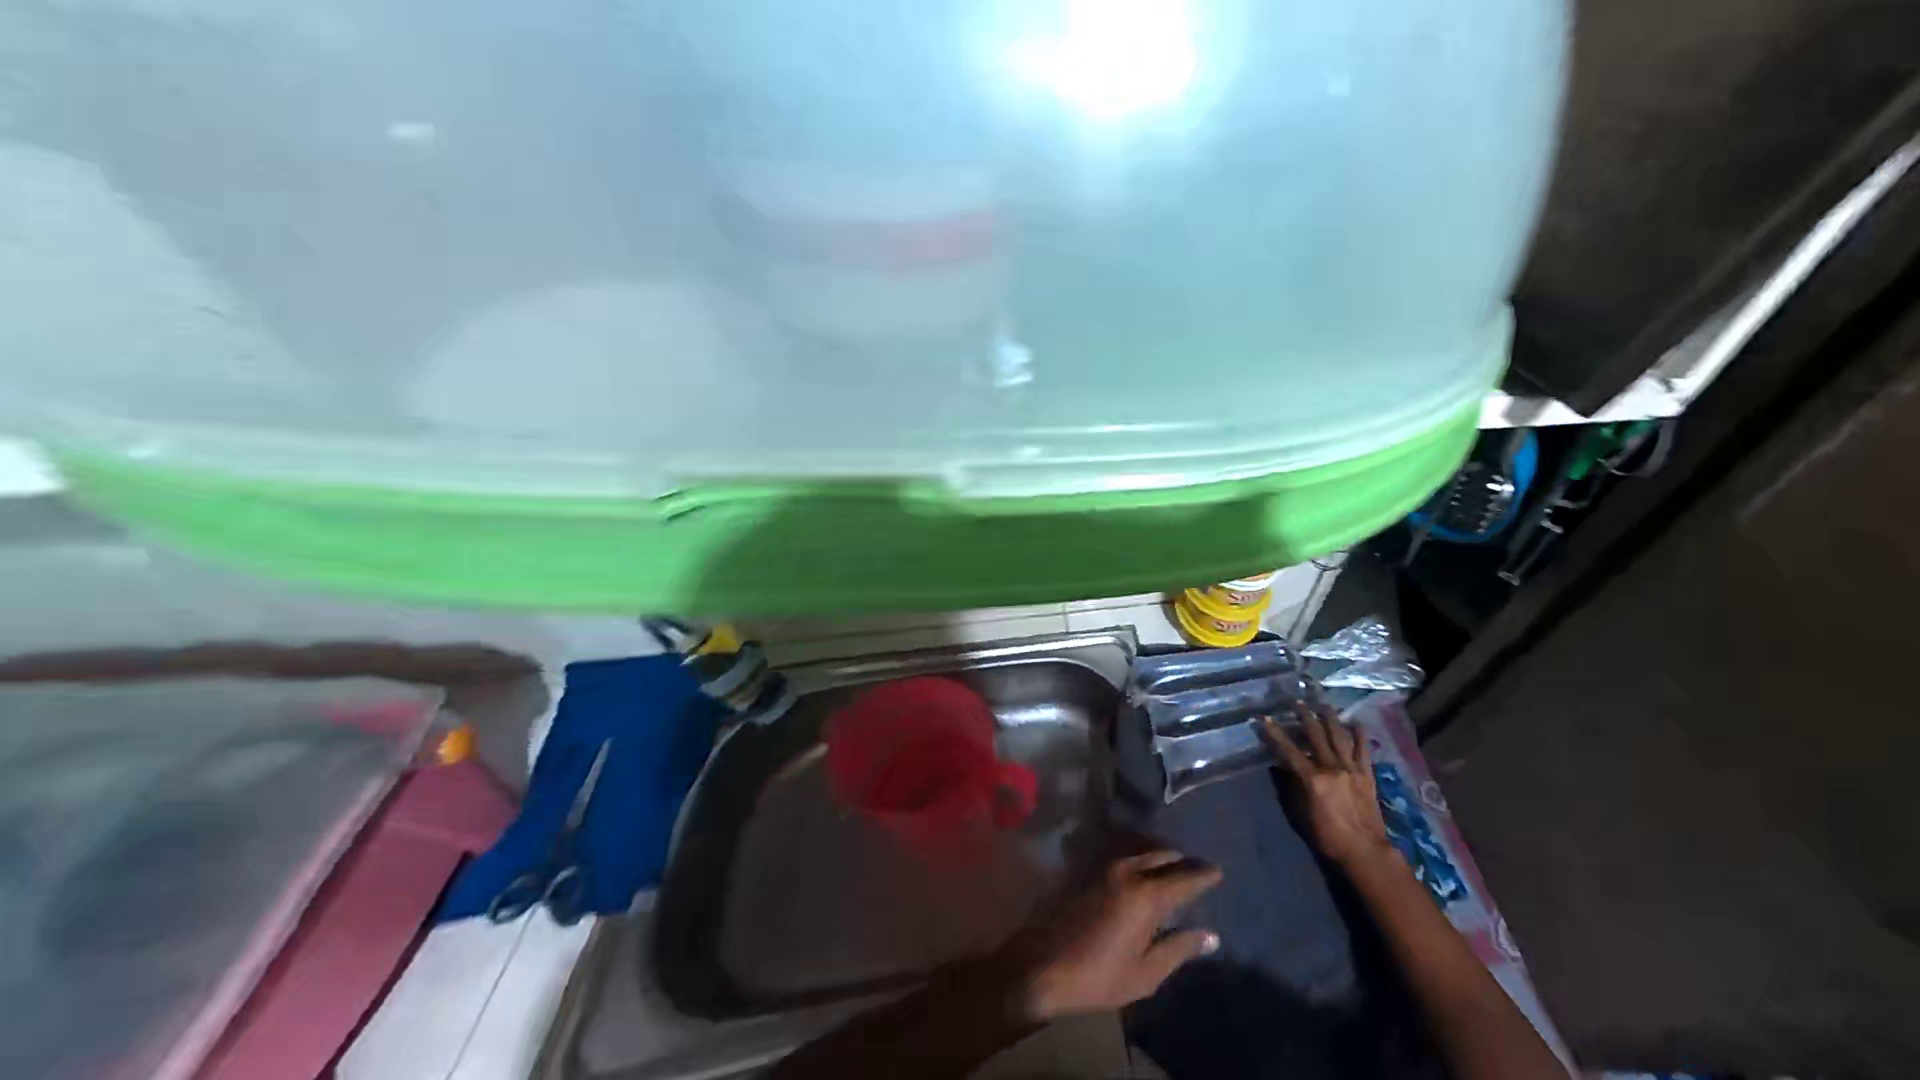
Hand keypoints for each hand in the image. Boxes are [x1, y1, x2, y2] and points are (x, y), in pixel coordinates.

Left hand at [1003, 850, 1222, 1021]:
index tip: (1217, 872)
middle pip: (1160, 853)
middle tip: (1193, 866)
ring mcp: (1098, 863)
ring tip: (1168, 860)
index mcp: (1145, 896)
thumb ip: (1178, 949)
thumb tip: (1210, 936)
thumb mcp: (1145, 973)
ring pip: (1136, 846)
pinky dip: (1131, 851)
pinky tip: (1134, 861)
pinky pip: (1114, 849)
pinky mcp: (1080, 865)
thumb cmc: (1097, 977)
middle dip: (1179, 858)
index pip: (1183, 878)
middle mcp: (1124, 870)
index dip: (1203, 875)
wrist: (1040, 965)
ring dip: (1155, 850)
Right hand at [1261, 702, 1392, 868]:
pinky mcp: (1367, 776)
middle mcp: (1331, 768)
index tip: (1265, 718)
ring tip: (1324, 705)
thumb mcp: (1300, 813)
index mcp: (1312, 779)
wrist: (1365, 850)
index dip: (1275, 733)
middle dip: (1305, 718)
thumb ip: (1292, 787)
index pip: (1289, 750)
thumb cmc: (1327, 836)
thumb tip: (1283, 769)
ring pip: (1340, 738)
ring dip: (1330, 719)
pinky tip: (1356, 724)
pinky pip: (1363, 751)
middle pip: (1316, 737)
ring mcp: (1351, 770)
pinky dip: (1360, 736)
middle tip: (1298, 702)